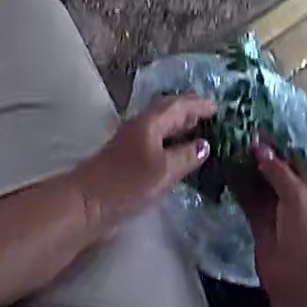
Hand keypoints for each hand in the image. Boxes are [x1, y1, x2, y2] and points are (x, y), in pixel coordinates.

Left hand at [71, 95, 214, 233]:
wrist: (89, 201)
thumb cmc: (127, 182)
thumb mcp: (163, 170)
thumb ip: (186, 156)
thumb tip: (205, 144)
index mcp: (150, 122)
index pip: (178, 105)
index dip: (198, 104)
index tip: (217, 106)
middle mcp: (141, 125)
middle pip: (169, 111)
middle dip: (190, 111)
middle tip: (211, 117)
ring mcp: (133, 140)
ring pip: (162, 126)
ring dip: (180, 126)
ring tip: (200, 132)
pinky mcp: (129, 157)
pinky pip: (157, 140)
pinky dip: (172, 141)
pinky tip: (179, 154)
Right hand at [233, 141, 306, 303]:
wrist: (299, 285)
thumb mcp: (298, 197)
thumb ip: (278, 171)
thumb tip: (259, 147)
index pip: (292, 155)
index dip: (275, 141)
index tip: (253, 123)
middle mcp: (293, 193)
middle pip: (273, 166)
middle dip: (257, 152)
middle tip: (233, 131)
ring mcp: (275, 207)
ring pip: (258, 180)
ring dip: (245, 166)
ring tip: (224, 144)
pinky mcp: (258, 220)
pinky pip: (247, 197)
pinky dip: (236, 184)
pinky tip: (223, 168)